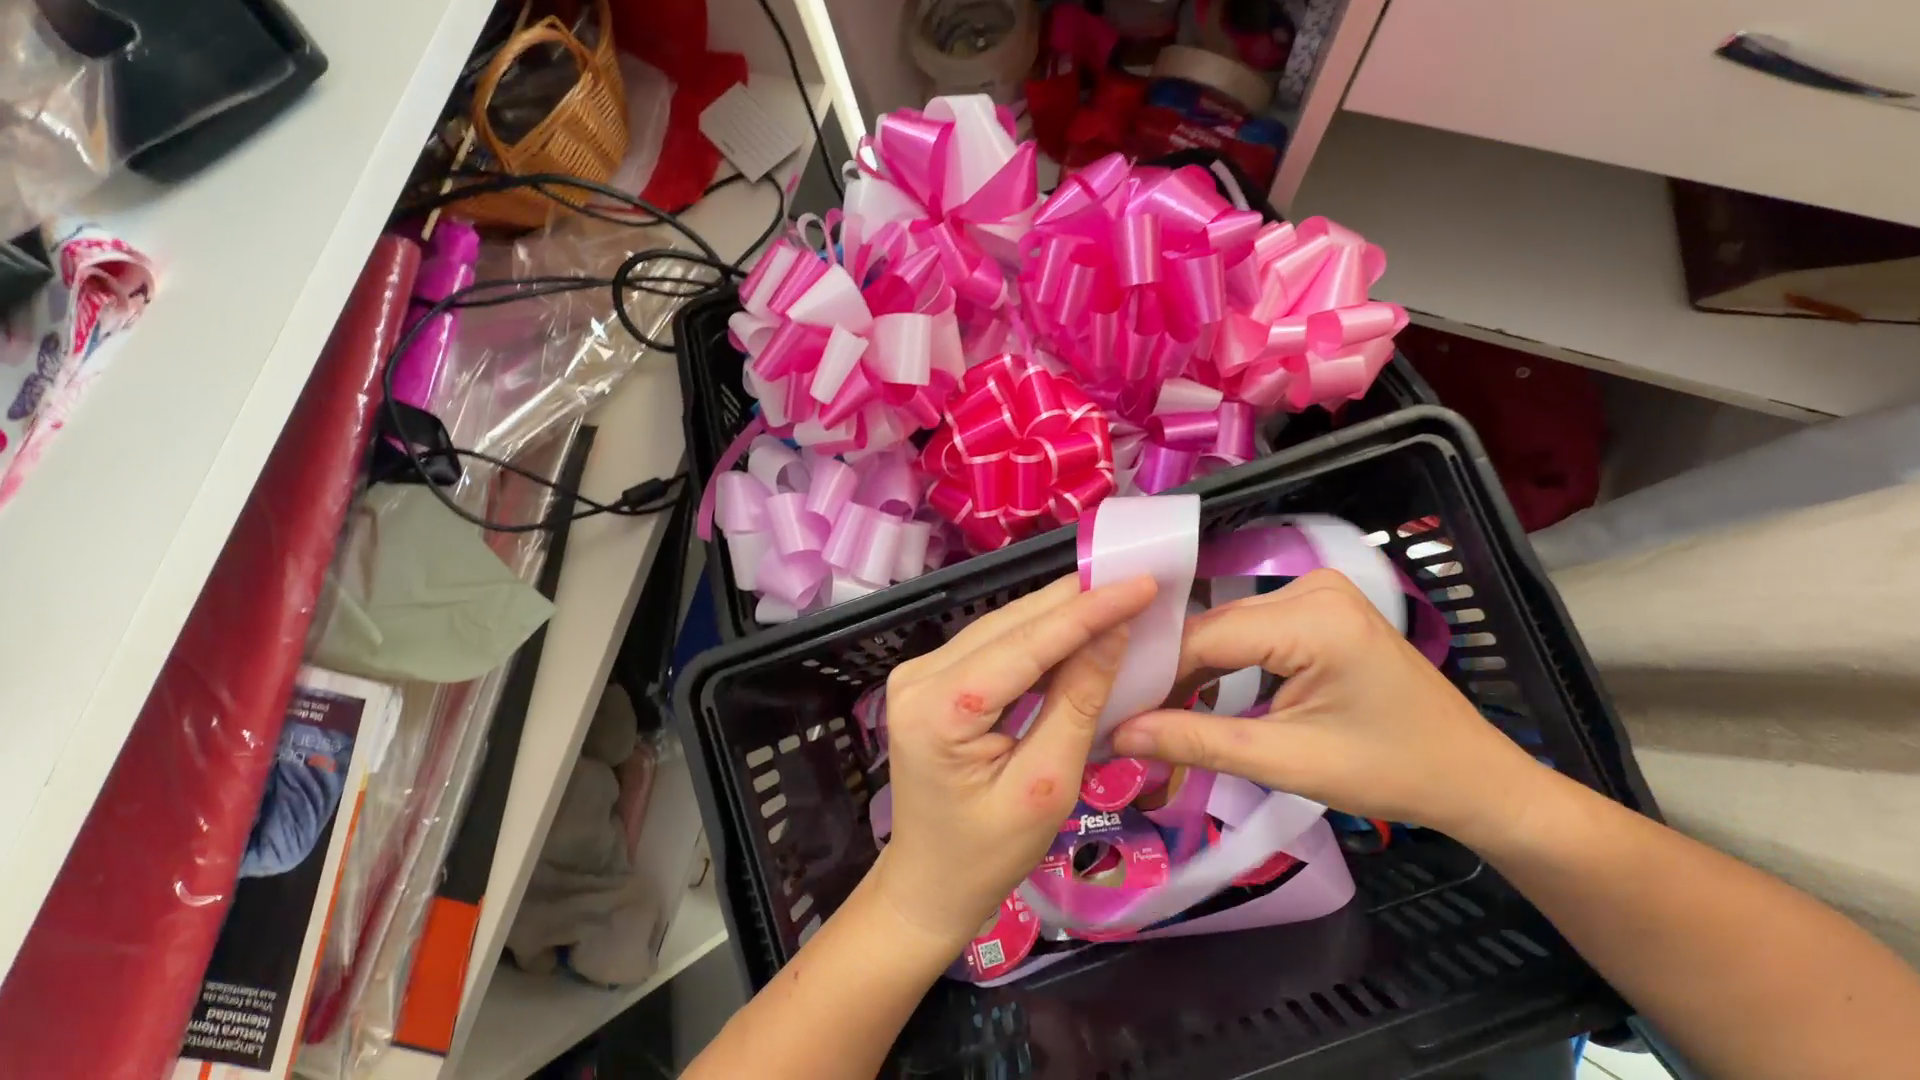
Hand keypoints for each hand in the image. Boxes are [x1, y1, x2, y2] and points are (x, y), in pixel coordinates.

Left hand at [873, 574, 1157, 948]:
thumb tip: (1115, 632)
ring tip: (1119, 595)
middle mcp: (919, 676)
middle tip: (1140, 579)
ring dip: (1061, 613)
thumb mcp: (1046, 785)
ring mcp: (919, 674)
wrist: (930, 883)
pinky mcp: (930, 679)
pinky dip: (1038, 637)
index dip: (1090, 609)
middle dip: (1078, 600)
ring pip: (1003, 628)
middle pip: (1012, 625)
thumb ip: (1078, 703)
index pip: (1027, 643)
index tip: (1144, 582)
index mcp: (940, 709)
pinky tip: (1077, 628)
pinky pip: (993, 646)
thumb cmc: (989, 853)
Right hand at [1110, 570, 1544, 839]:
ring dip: (1190, 668)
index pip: (1206, 636)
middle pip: (1213, 626)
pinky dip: (1221, 663)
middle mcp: (1313, 585)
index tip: (1108, 710)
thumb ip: (1197, 741)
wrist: (1471, 776)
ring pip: (1226, 627)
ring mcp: (1318, 590)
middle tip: (1122, 715)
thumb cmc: (1391, 772)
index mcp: (1314, 617)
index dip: (1152, 674)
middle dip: (1168, 673)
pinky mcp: (1319, 606)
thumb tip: (1116, 735)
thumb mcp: (1288, 762)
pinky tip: (1193, 693)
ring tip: (1149, 709)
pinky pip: (1250, 629)